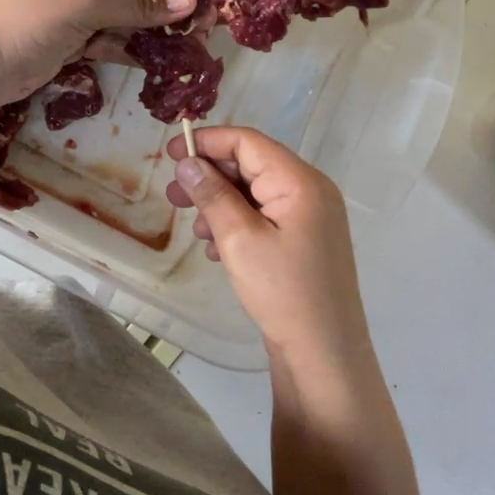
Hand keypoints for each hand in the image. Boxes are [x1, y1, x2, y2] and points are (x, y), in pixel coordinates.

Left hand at [0, 0, 196, 106]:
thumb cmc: (29, 20)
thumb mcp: (85, 5)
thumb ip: (137, 3)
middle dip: (164, 1)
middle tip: (203, 16)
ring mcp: (76, 11)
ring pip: (125, 15)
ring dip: (154, 27)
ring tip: (193, 38)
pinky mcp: (76, 41)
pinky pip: (113, 39)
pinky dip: (135, 48)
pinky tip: (164, 57)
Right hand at [166, 126, 374, 371]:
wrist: (323, 352)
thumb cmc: (282, 290)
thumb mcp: (238, 239)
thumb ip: (212, 195)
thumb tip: (187, 162)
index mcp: (300, 183)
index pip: (248, 141)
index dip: (207, 142)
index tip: (170, 155)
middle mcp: (309, 191)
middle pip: (250, 164)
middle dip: (209, 175)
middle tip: (173, 196)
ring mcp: (309, 216)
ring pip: (252, 191)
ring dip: (218, 202)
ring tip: (194, 228)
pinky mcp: (303, 238)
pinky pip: (262, 214)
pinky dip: (234, 222)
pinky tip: (216, 248)